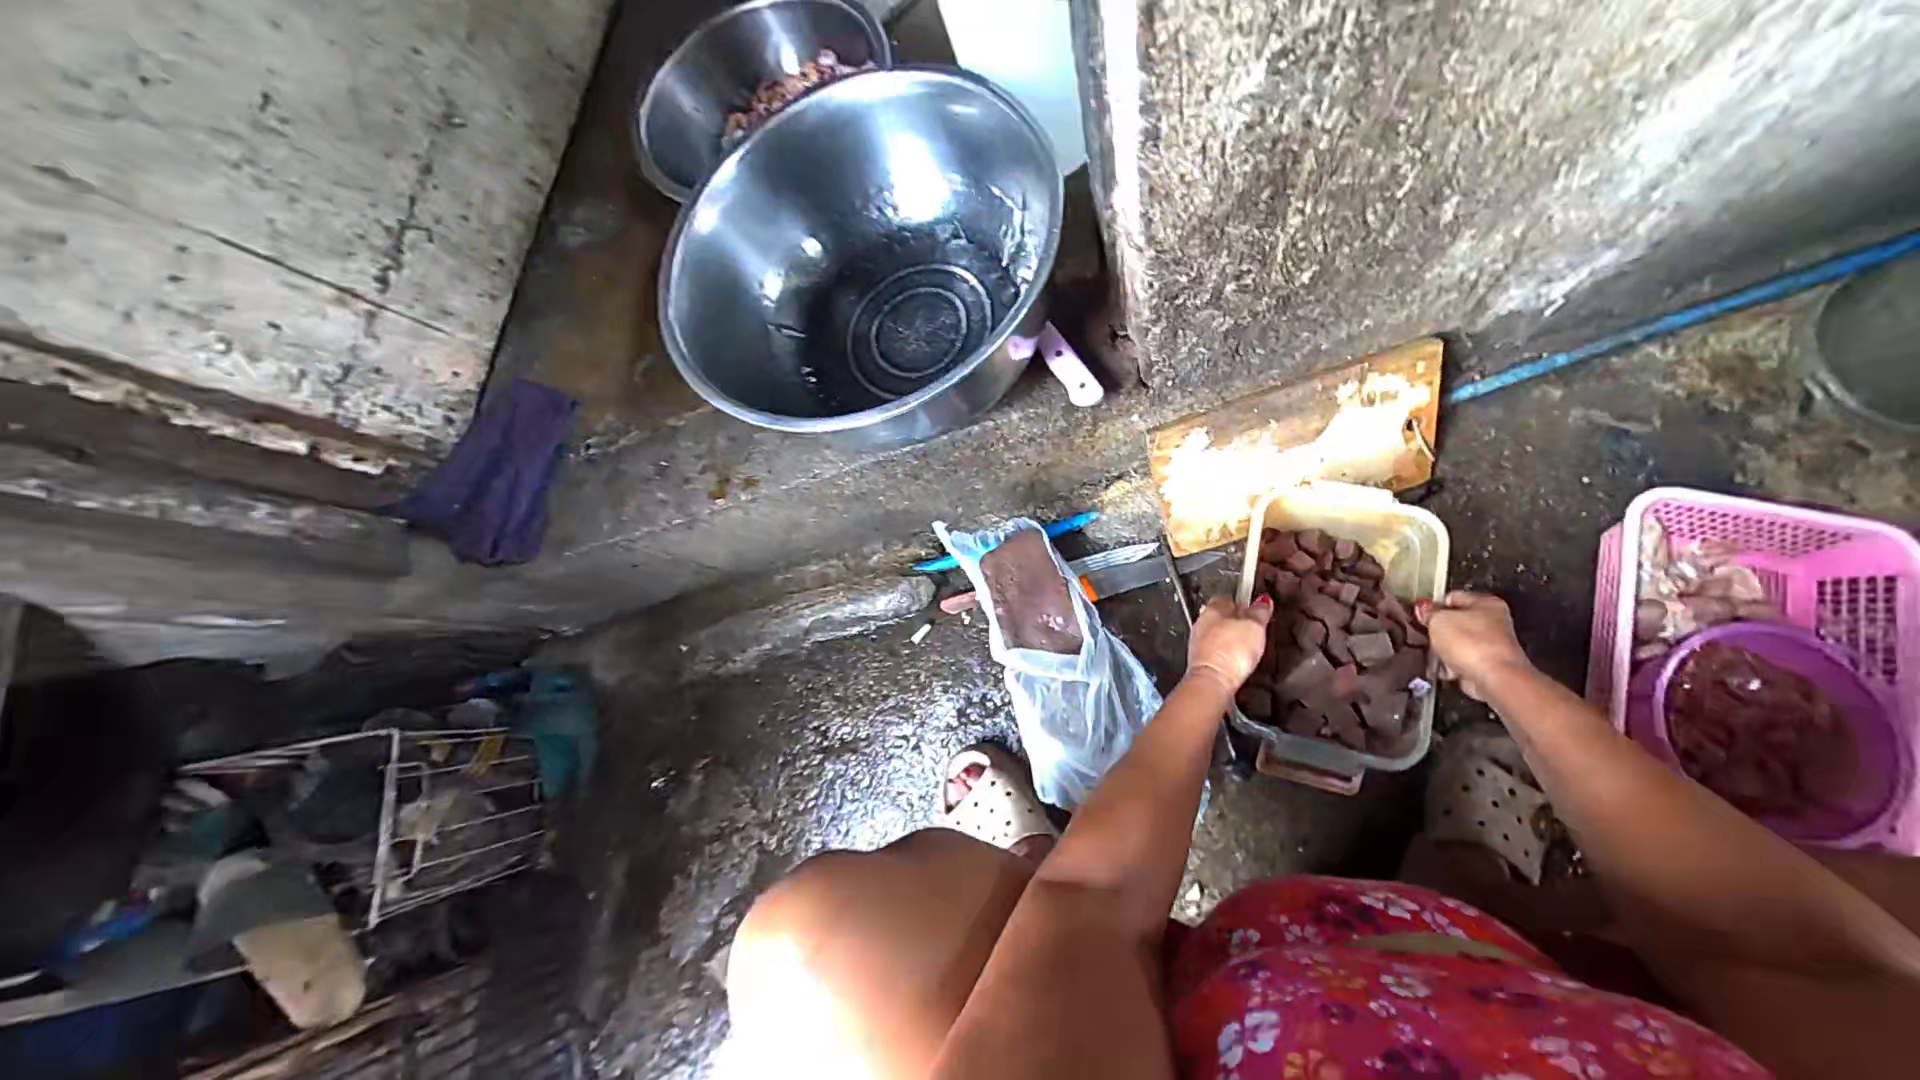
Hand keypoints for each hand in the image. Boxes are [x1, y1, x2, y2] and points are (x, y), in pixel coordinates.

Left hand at [1186, 594, 1272, 693]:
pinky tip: (1235, 658)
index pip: (1227, 598)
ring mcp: (1198, 642)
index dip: (1243, 603)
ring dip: (1229, 637)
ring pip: (1216, 633)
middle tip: (1253, 627)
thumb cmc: (1230, 650)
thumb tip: (1263, 601)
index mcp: (1213, 609)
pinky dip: (1225, 652)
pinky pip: (1215, 650)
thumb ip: (1259, 612)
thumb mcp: (1254, 626)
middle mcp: (1201, 622)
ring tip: (1247, 644)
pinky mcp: (1200, 660)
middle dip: (1235, 620)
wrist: (1212, 681)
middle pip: (1220, 616)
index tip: (1255, 608)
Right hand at [1415, 591, 1533, 701]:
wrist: (1494, 679)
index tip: (1419, 615)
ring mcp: (1491, 645)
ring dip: (1440, 649)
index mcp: (1487, 603)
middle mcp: (1493, 622)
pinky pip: (1459, 660)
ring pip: (1454, 643)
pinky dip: (1449, 665)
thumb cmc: (1470, 643)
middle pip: (1454, 621)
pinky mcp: (1486, 665)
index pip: (1452, 597)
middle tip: (1424, 635)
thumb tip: (1423, 608)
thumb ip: (1428, 612)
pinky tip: (1442, 668)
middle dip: (1436, 630)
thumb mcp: (1439, 620)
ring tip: (1432, 654)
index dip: (1432, 606)